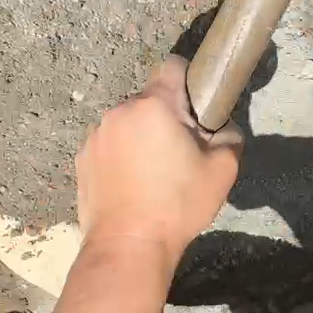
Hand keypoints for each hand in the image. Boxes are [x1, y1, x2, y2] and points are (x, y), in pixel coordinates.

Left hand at [75, 56, 242, 262]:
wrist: (128, 246)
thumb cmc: (177, 205)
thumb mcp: (223, 170)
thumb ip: (230, 136)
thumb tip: (223, 127)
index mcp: (154, 106)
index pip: (173, 66)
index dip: (190, 80)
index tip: (198, 106)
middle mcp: (120, 111)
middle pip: (151, 98)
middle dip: (167, 116)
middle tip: (182, 150)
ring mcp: (97, 135)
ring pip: (128, 122)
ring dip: (142, 135)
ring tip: (154, 172)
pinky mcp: (83, 158)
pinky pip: (110, 143)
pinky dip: (122, 154)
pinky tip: (133, 183)